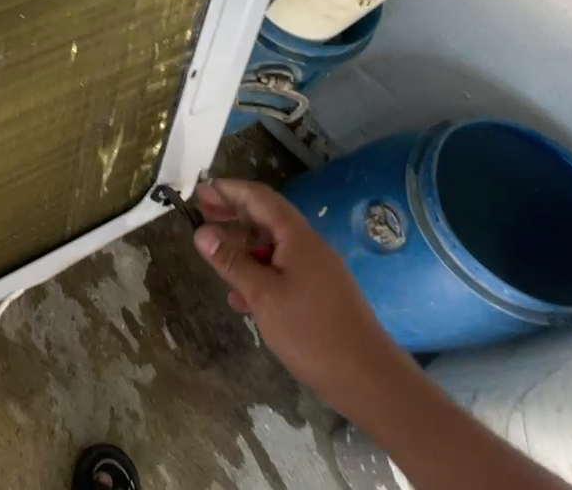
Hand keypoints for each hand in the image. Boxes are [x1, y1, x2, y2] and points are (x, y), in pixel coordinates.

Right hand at [190, 179, 414, 417]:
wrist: (370, 380)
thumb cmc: (312, 332)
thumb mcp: (263, 295)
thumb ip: (231, 262)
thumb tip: (201, 233)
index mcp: (297, 238)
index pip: (260, 198)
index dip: (229, 190)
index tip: (201, 191)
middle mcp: (309, 247)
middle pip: (267, 218)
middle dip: (234, 213)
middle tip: (203, 212)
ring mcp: (318, 271)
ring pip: (274, 247)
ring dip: (243, 246)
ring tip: (215, 256)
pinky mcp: (320, 294)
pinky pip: (283, 271)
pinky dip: (259, 273)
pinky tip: (240, 297)